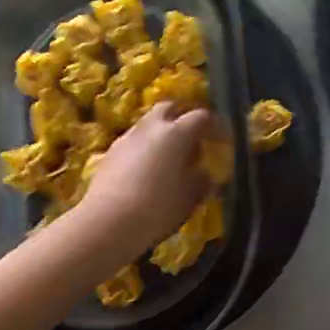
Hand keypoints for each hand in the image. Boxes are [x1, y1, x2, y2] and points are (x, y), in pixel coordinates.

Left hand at [67, 102, 213, 259]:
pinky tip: (145, 171)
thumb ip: (200, 181)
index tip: (220, 139)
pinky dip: (143, 149)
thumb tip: (203, 174)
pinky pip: (132, 142)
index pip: (201, 117)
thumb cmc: (158, 208)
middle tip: (190, 139)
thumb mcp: (189, 198)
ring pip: (147, 124)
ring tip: (167, 158)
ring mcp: (127, 138)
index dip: (214, 126)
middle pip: (168, 108)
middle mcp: (151, 127)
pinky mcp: (109, 153)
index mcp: (176, 133)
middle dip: (181, 117)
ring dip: (159, 134)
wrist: (109, 221)